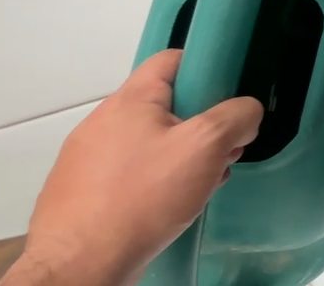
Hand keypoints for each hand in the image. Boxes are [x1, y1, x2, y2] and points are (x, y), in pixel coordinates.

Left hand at [5, 50, 262, 285]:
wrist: (78, 272)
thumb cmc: (144, 196)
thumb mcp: (210, 143)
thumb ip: (240, 113)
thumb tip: (245, 115)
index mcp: (126, 103)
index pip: (172, 59)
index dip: (209, 67)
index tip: (232, 92)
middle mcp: (98, 126)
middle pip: (167, 104)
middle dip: (205, 121)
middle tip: (227, 145)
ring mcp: (83, 164)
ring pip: (152, 141)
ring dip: (186, 152)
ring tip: (208, 177)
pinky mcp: (80, 196)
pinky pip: (132, 172)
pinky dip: (160, 178)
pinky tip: (177, 199)